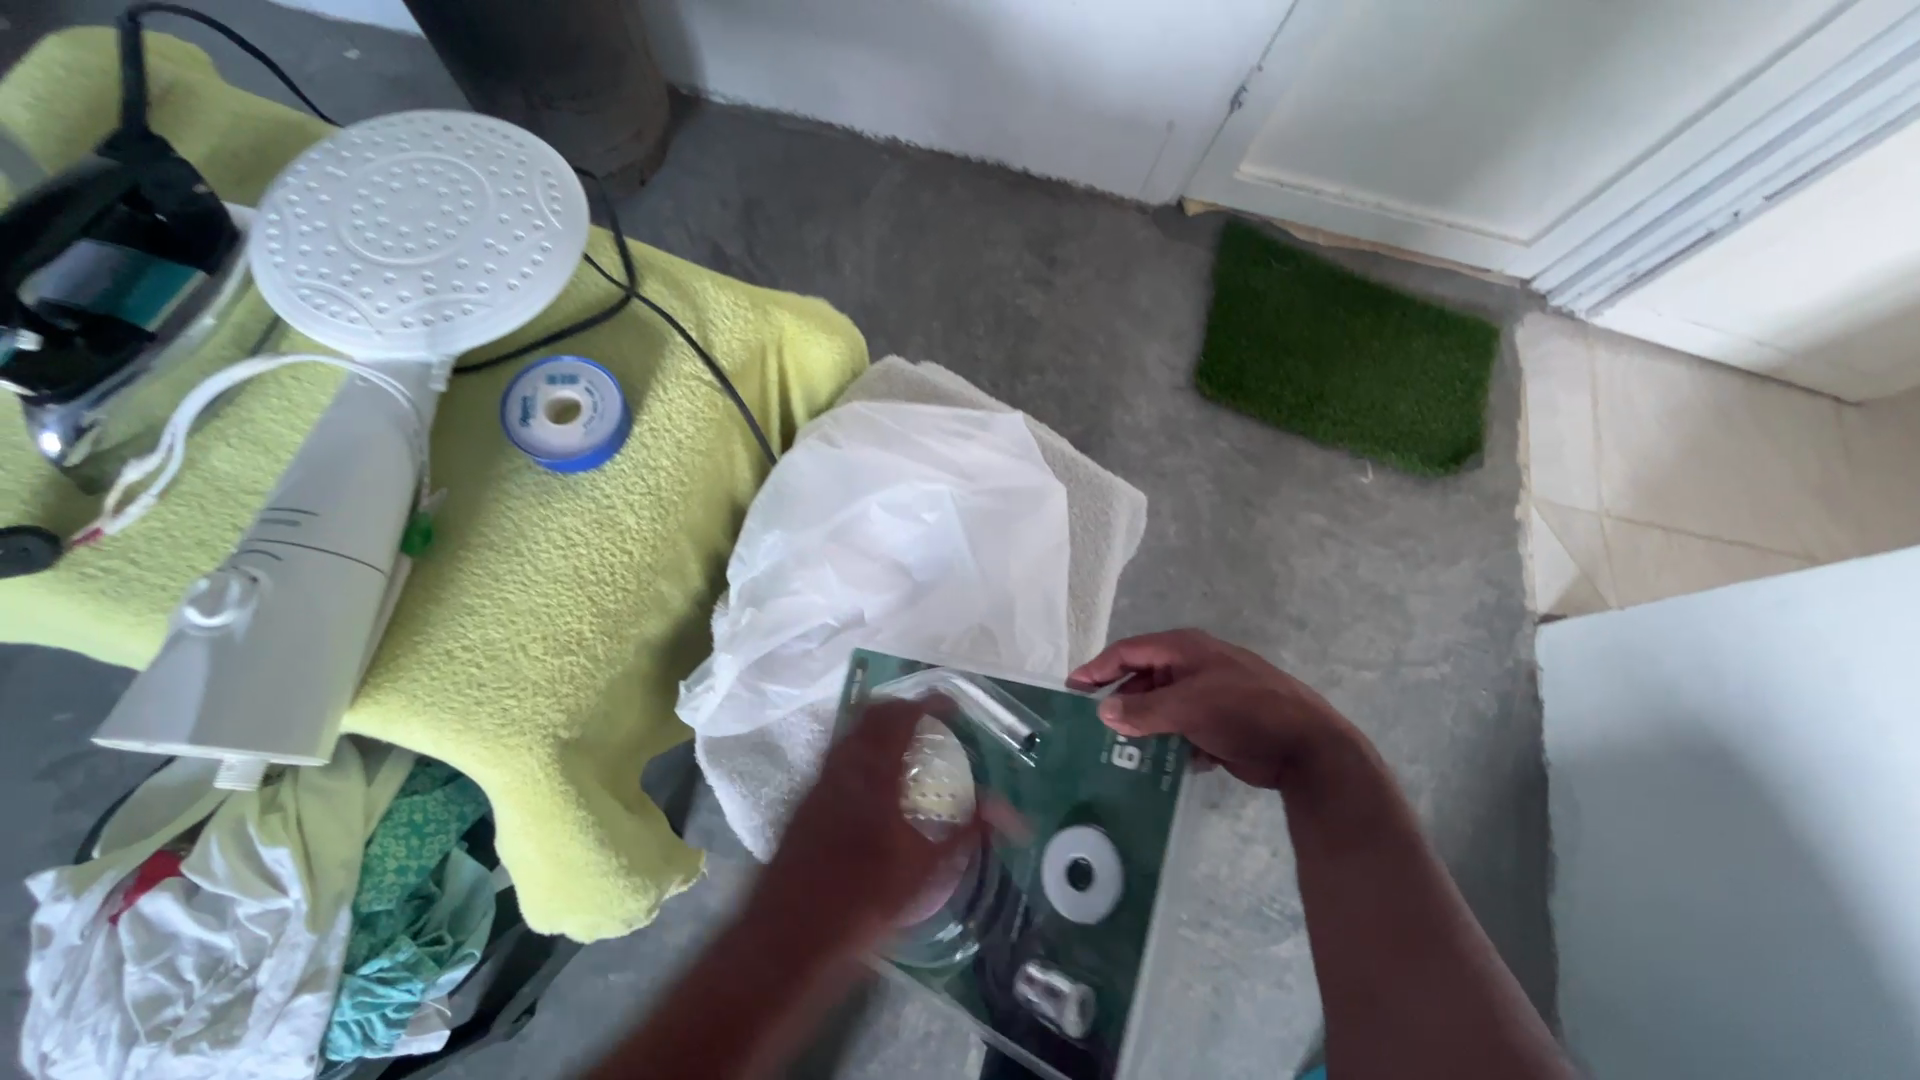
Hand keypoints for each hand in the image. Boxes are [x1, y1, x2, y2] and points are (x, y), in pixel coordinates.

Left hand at [748, 698, 985, 955]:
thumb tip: (1008, 812)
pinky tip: (874, 787)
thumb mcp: (925, 870)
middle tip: (930, 724)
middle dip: (903, 711)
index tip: (952, 707)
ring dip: (878, 732)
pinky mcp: (803, 804)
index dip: (929, 703)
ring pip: (850, 736)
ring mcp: (818, 784)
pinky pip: (837, 759)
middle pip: (871, 716)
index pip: (902, 716)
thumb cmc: (863, 901)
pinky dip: (861, 755)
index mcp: (873, 773)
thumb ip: (967, 831)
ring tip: (906, 750)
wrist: (791, 934)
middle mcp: (842, 768)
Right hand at [1070, 629, 1357, 789]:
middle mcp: (1193, 668)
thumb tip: (1103, 713)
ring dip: (1139, 726)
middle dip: (1117, 701)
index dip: (1099, 669)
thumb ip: (1143, 711)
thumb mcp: (1189, 707)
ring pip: (1160, 708)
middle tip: (1087, 725)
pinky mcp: (1217, 726)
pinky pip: (1178, 730)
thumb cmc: (1245, 712)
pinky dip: (1163, 743)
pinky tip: (1148, 764)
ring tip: (1110, 750)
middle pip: (1143, 680)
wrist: (1306, 747)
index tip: (1072, 690)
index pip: (1129, 652)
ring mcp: (1206, 697)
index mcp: (1185, 650)